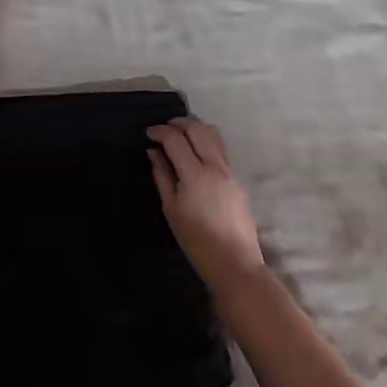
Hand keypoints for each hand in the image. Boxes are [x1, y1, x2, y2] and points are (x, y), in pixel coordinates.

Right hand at [148, 117, 264, 284]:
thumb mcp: (172, 210)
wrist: (235, 263)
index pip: (176, 139)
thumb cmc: (197, 241)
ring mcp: (229, 170)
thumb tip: (153, 151)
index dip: (160, 131)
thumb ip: (162, 176)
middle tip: (163, 130)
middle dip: (178, 123)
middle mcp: (215, 165)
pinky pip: (220, 147)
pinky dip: (206, 140)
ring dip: (194, 128)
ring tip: (180, 136)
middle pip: (197, 128)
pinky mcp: (237, 177)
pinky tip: (195, 152)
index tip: (149, 133)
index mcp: (195, 175)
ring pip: (212, 133)